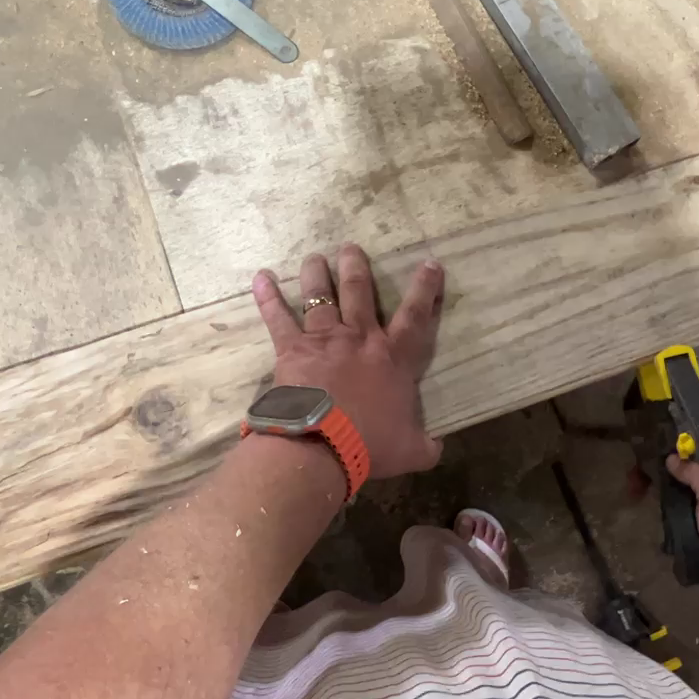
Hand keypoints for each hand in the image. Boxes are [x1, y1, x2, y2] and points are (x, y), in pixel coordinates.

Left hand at [252, 244, 445, 479]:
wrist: (322, 447)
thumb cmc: (370, 445)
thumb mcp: (411, 451)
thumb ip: (427, 446)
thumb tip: (439, 449)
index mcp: (394, 359)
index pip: (416, 316)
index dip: (425, 289)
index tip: (430, 263)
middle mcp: (361, 339)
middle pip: (361, 293)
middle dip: (357, 267)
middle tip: (351, 247)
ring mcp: (326, 340)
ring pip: (321, 296)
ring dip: (317, 274)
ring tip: (314, 257)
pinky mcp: (293, 349)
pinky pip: (278, 318)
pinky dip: (267, 297)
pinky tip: (260, 277)